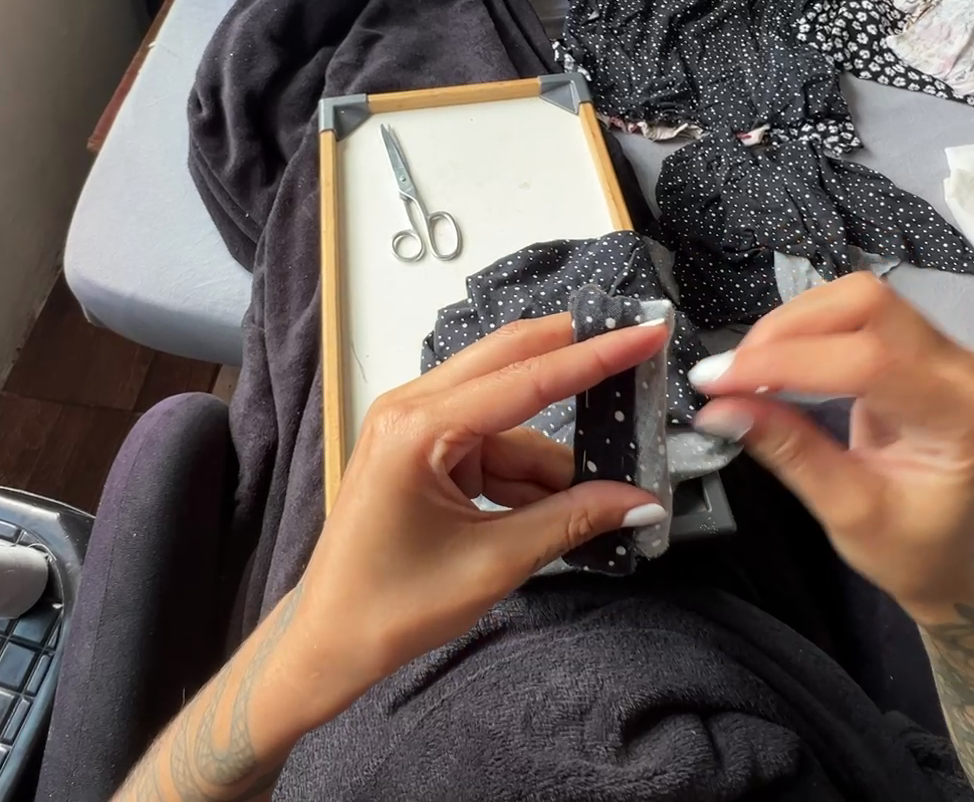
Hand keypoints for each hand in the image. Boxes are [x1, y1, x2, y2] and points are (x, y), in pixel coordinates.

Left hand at [283, 314, 671, 721]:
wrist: (328, 641)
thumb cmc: (392, 606)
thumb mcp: (493, 563)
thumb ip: (571, 520)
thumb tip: (642, 502)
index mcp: (420, 426)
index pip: (526, 378)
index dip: (594, 356)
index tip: (645, 333)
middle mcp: (413, 407)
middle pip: (512, 363)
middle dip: (575, 360)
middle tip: (637, 350)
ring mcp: (417, 424)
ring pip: (509, 417)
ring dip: (555, 455)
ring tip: (608, 489)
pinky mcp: (425, 446)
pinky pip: (493, 444)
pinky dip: (528, 473)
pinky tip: (562, 506)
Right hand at [689, 273, 973, 621]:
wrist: (948, 558)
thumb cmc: (907, 549)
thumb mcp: (844, 510)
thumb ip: (788, 451)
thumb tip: (717, 408)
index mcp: (965, 422)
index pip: (869, 362)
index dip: (784, 362)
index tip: (716, 381)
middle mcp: (965, 371)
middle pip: (866, 304)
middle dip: (786, 329)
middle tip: (733, 372)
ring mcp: (945, 352)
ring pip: (856, 297)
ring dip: (789, 324)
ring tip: (748, 369)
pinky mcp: (918, 346)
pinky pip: (854, 312)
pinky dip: (803, 327)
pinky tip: (776, 360)